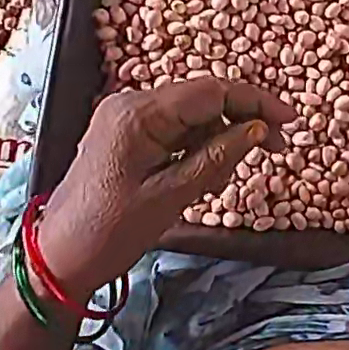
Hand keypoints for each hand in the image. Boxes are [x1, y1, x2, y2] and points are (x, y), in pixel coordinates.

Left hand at [34, 76, 295, 292]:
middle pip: (203, 100)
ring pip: (192, 117)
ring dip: (218, 142)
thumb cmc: (110, 231)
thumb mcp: (172, 196)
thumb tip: (258, 130)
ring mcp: (126, 118)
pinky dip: (196, 150)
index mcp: (139, 114)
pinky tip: (202, 178)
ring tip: (219, 183)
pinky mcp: (127, 135)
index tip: (289, 122)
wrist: (58, 257)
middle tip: (274, 151)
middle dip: (240, 123)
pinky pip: (174, 131)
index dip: (256, 103)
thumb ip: (217, 157)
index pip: (211, 91)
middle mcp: (131, 104)